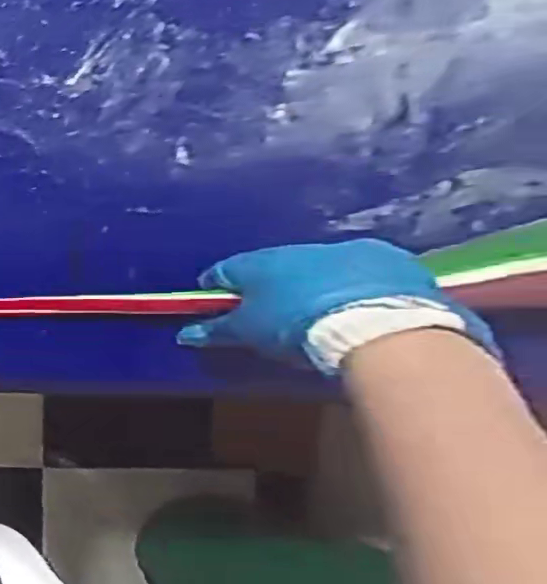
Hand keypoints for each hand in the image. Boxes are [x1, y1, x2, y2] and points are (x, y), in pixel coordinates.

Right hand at [177, 239, 495, 372]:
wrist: (382, 329)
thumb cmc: (293, 326)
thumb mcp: (245, 334)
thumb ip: (215, 331)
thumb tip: (185, 334)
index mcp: (260, 262)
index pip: (225, 270)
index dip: (217, 288)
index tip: (217, 304)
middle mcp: (303, 248)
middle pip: (275, 266)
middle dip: (270, 284)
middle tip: (267, 310)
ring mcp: (354, 252)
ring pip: (321, 266)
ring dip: (314, 282)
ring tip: (315, 309)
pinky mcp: (398, 262)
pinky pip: (364, 273)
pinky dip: (354, 286)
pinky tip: (354, 307)